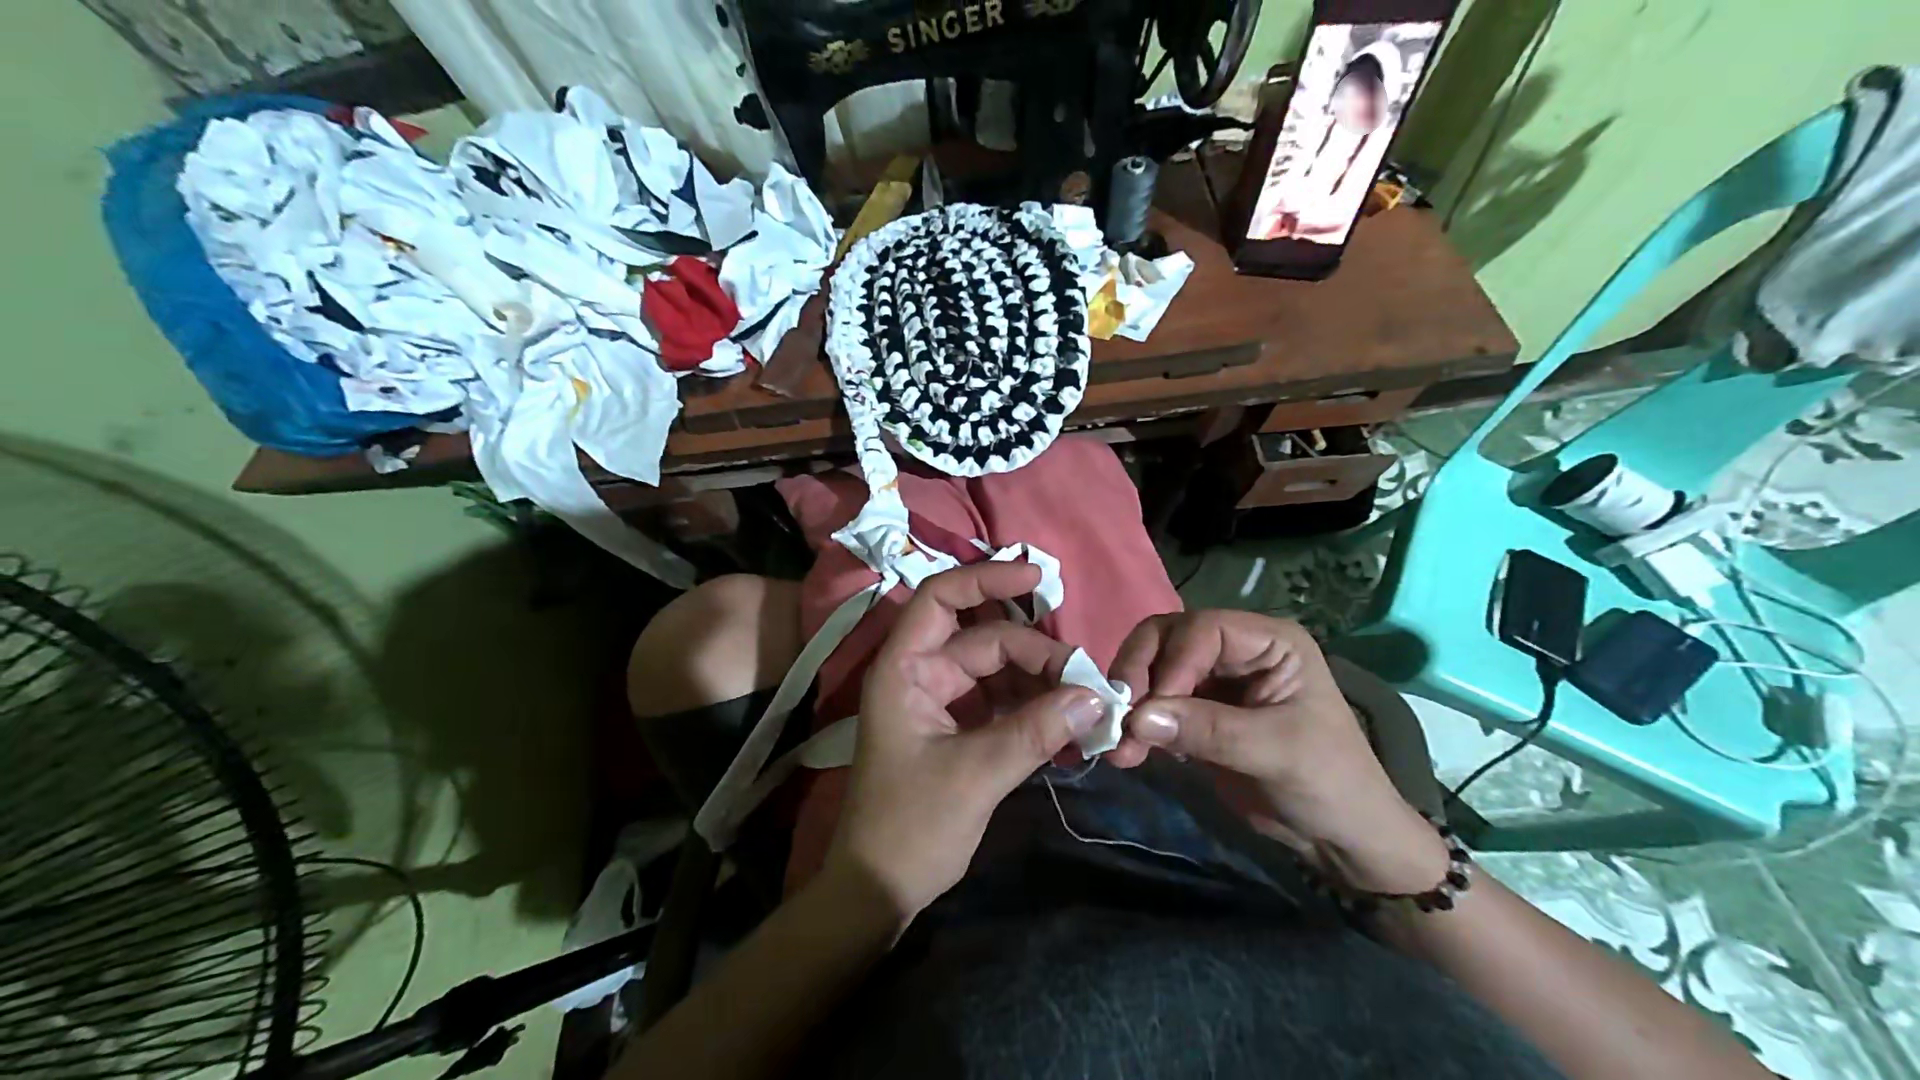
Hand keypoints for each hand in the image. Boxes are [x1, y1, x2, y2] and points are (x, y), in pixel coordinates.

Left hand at [826, 562, 1105, 919]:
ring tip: (1087, 704)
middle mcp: (922, 674)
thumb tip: (1096, 697)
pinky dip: (1035, 710)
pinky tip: (1071, 725)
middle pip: (986, 640)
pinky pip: (1003, 703)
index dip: (987, 580)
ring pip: (999, 671)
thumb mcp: (976, 775)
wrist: (880, 890)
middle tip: (1087, 682)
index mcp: (904, 669)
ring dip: (1042, 683)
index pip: (942, 599)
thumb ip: (1035, 731)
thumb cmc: (911, 826)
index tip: (1039, 579)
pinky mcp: (960, 729)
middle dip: (1036, 654)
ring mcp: (942, 701)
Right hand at [1107, 610, 1446, 893]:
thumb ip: (1209, 729)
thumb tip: (1137, 718)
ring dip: (1130, 701)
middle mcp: (1235, 650)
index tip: (1149, 706)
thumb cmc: (1330, 783)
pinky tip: (1127, 752)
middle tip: (1118, 715)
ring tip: (1119, 744)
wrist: (1341, 839)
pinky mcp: (1194, 712)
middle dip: (1138, 673)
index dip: (1171, 661)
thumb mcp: (1276, 752)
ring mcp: (1212, 680)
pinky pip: (1152, 704)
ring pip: (1151, 668)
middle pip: (1166, 638)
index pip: (1202, 629)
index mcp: (1269, 642)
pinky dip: (1135, 724)